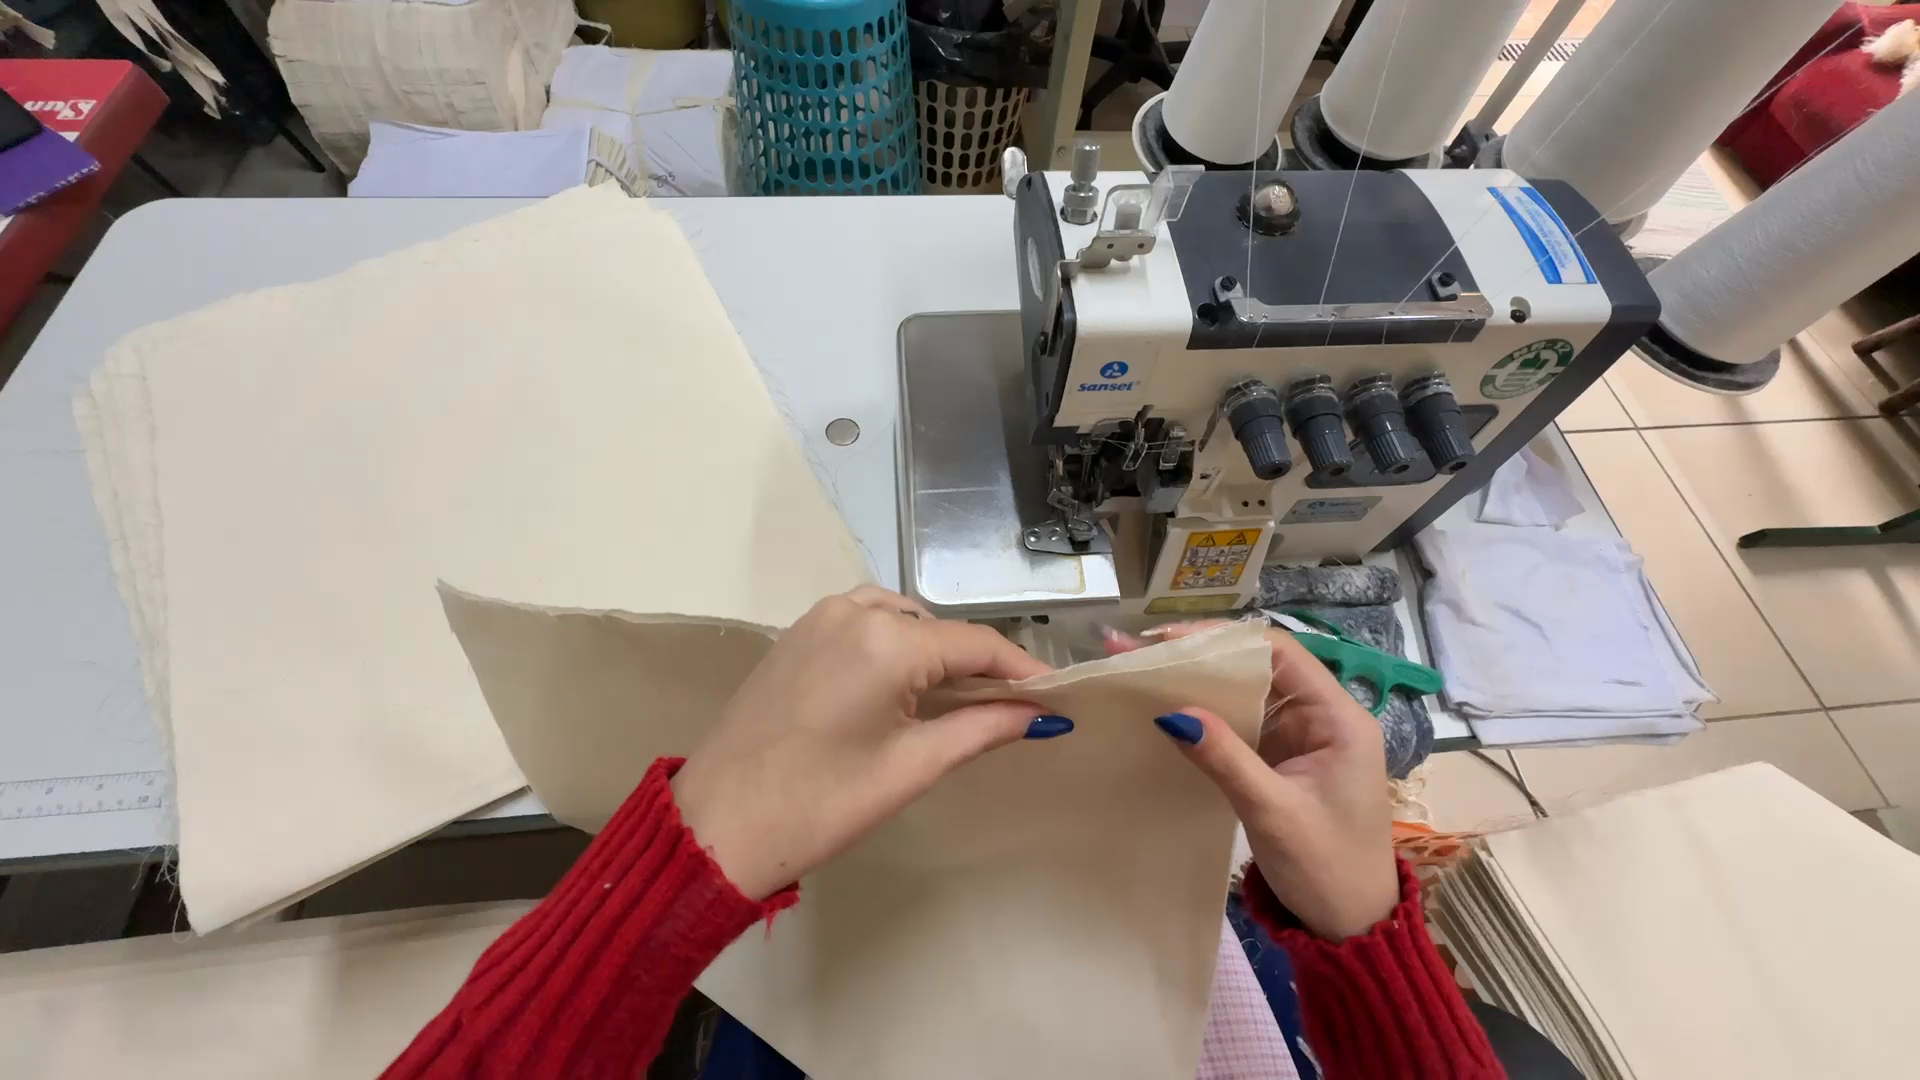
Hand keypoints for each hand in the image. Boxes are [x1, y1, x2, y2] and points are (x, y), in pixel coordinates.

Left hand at [672, 586, 1065, 899]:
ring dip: (935, 649)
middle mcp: (853, 610)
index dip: (1022, 669)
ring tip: (957, 696)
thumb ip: (982, 729)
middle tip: (1011, 706)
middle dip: (978, 664)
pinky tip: (903, 680)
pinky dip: (895, 641)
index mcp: (886, 640)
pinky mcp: (797, 632)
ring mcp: (819, 616)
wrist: (714, 826)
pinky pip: (864, 621)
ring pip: (902, 618)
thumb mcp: (911, 767)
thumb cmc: (819, 804)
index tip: (1057, 694)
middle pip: (939, 629)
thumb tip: (1040, 715)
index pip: (976, 644)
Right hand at [1103, 622, 1398, 939]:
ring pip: (1242, 689)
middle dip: (1197, 655)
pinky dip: (1203, 711)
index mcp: (1337, 716)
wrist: (1352, 927)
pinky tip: (1165, 707)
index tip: (1166, 641)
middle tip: (1136, 652)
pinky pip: (1237, 719)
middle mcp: (1319, 713)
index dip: (1221, 638)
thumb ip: (1226, 758)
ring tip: (1140, 671)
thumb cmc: (1327, 868)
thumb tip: (1171, 712)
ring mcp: (1298, 734)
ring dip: (1196, 681)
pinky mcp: (1278, 755)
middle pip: (1255, 663)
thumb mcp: (1273, 812)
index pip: (1277, 650)